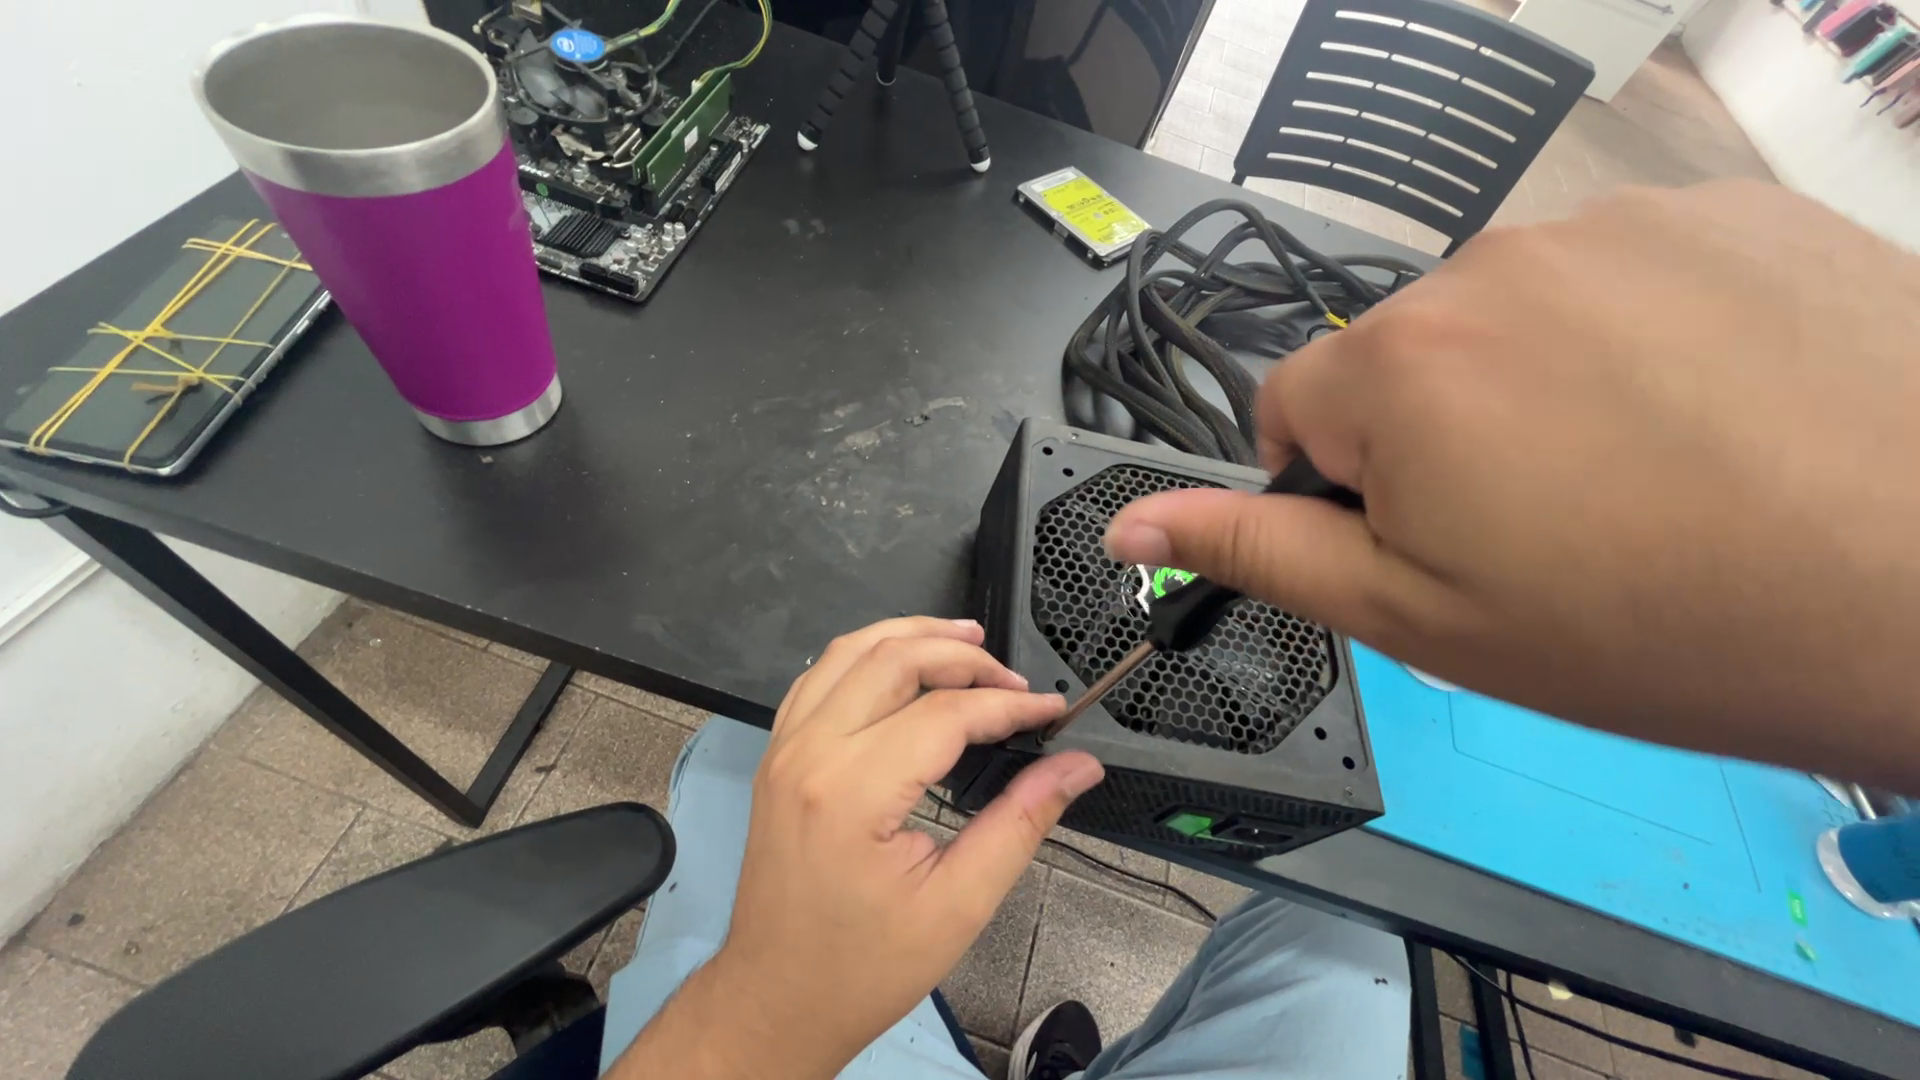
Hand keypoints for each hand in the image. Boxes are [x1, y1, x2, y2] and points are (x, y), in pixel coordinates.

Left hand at [612, 617, 1102, 1079]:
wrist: (775, 998)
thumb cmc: (865, 966)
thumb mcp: (958, 905)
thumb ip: (1021, 822)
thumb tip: (1079, 766)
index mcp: (853, 792)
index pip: (945, 714)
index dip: (1008, 705)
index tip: (1052, 711)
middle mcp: (810, 752)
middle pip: (894, 660)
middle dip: (963, 657)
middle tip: (1013, 679)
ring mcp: (784, 746)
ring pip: (850, 651)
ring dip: (912, 635)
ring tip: (966, 639)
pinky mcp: (777, 752)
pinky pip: (821, 675)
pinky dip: (867, 653)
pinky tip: (902, 662)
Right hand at [1105, 180, 1919, 787]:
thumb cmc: (1644, 622)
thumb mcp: (1404, 610)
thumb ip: (1249, 552)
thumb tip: (1125, 525)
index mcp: (1392, 365)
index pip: (1289, 408)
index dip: (1337, 483)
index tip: (1415, 534)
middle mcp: (1481, 266)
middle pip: (1389, 360)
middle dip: (1422, 435)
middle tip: (1523, 521)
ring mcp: (1608, 222)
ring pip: (1491, 320)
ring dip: (1514, 387)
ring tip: (1619, 471)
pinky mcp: (1719, 207)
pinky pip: (1600, 277)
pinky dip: (1613, 339)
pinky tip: (1692, 411)